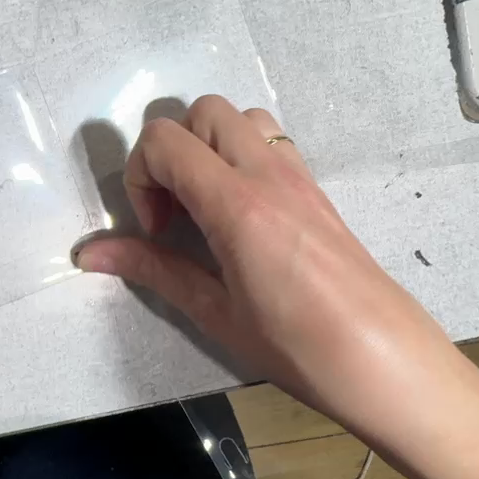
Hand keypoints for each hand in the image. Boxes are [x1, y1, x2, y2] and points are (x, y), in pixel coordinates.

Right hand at [75, 95, 456, 438]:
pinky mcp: (317, 190)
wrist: (391, 366)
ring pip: (240, 117)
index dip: (140, 178)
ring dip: (208, 146)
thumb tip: (87, 254)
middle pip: (201, 111)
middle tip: (174, 208)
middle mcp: (268, 174)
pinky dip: (239, 156)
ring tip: (204, 202)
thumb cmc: (296, 347)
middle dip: (171, 151)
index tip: (156, 230)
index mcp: (236, 203)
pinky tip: (240, 213)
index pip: (164, 141)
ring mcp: (298, 177)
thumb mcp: (212, 312)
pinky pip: (270, 142)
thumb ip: (149, 269)